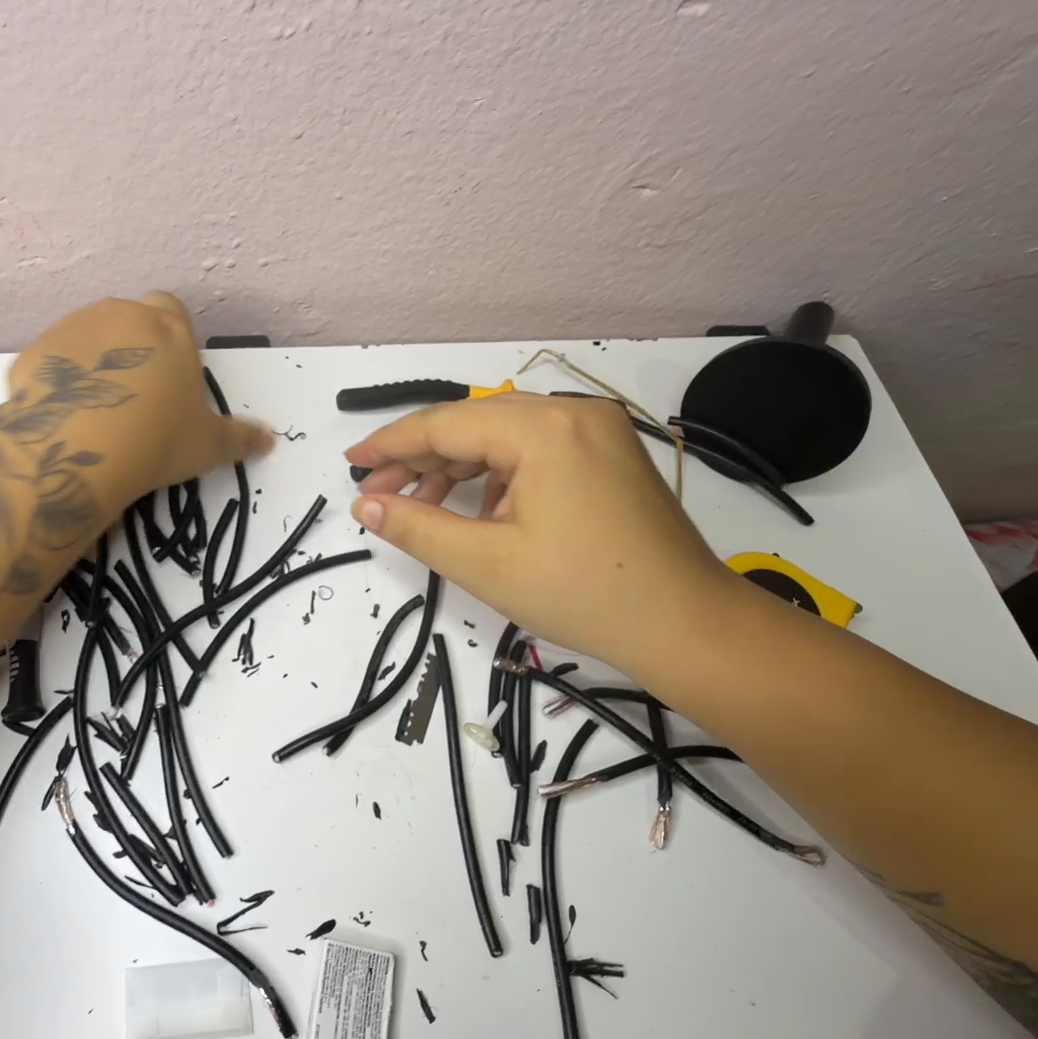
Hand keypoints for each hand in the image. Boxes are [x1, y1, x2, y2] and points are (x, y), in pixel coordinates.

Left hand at [9, 292, 272, 501]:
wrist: (81, 452)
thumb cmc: (159, 440)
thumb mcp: (208, 445)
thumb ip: (240, 438)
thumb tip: (269, 439)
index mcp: (168, 329)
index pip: (170, 308)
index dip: (170, 334)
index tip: (169, 369)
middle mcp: (120, 315)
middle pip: (127, 320)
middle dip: (130, 348)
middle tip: (135, 398)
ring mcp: (72, 329)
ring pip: (86, 337)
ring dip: (92, 363)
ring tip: (97, 411)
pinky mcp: (35, 353)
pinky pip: (51, 362)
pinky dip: (57, 383)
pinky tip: (65, 417)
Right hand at [344, 393, 742, 673]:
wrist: (687, 625)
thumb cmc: (583, 594)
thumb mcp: (485, 563)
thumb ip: (416, 527)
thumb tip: (365, 504)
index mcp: (545, 430)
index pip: (445, 424)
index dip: (391, 444)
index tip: (351, 463)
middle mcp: (573, 413)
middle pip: (474, 424)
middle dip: (420, 457)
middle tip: (377, 493)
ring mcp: (598, 431)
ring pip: (504, 436)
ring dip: (457, 468)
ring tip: (419, 507)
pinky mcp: (609, 454)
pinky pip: (536, 451)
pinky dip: (497, 476)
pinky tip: (479, 512)